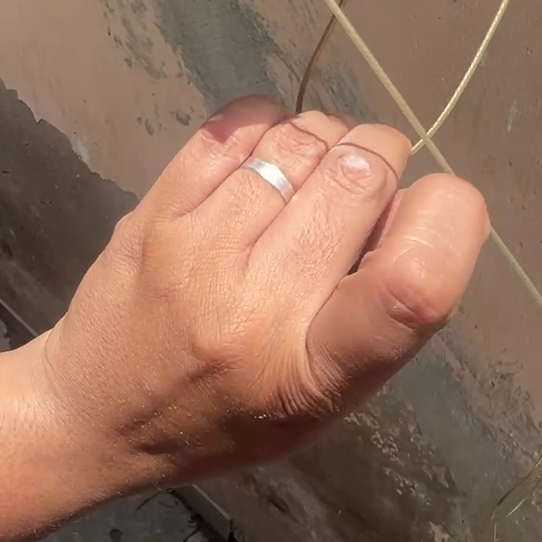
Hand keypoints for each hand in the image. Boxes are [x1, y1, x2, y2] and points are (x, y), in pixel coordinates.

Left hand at [37, 97, 488, 485]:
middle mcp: (256, 310)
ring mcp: (197, 251)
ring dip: (328, 142)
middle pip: (361, 176)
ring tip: (308, 180)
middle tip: (360, 193)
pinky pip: (243, 120)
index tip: (427, 213)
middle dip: (382, 162)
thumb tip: (411, 204)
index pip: (413, 284)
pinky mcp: (155, 209)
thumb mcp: (319, 406)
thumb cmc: (221, 420)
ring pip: (305, 138)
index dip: (447, 219)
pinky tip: (264, 160)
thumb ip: (376, 317)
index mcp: (314, 375)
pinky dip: (272, 125)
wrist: (93, 413)